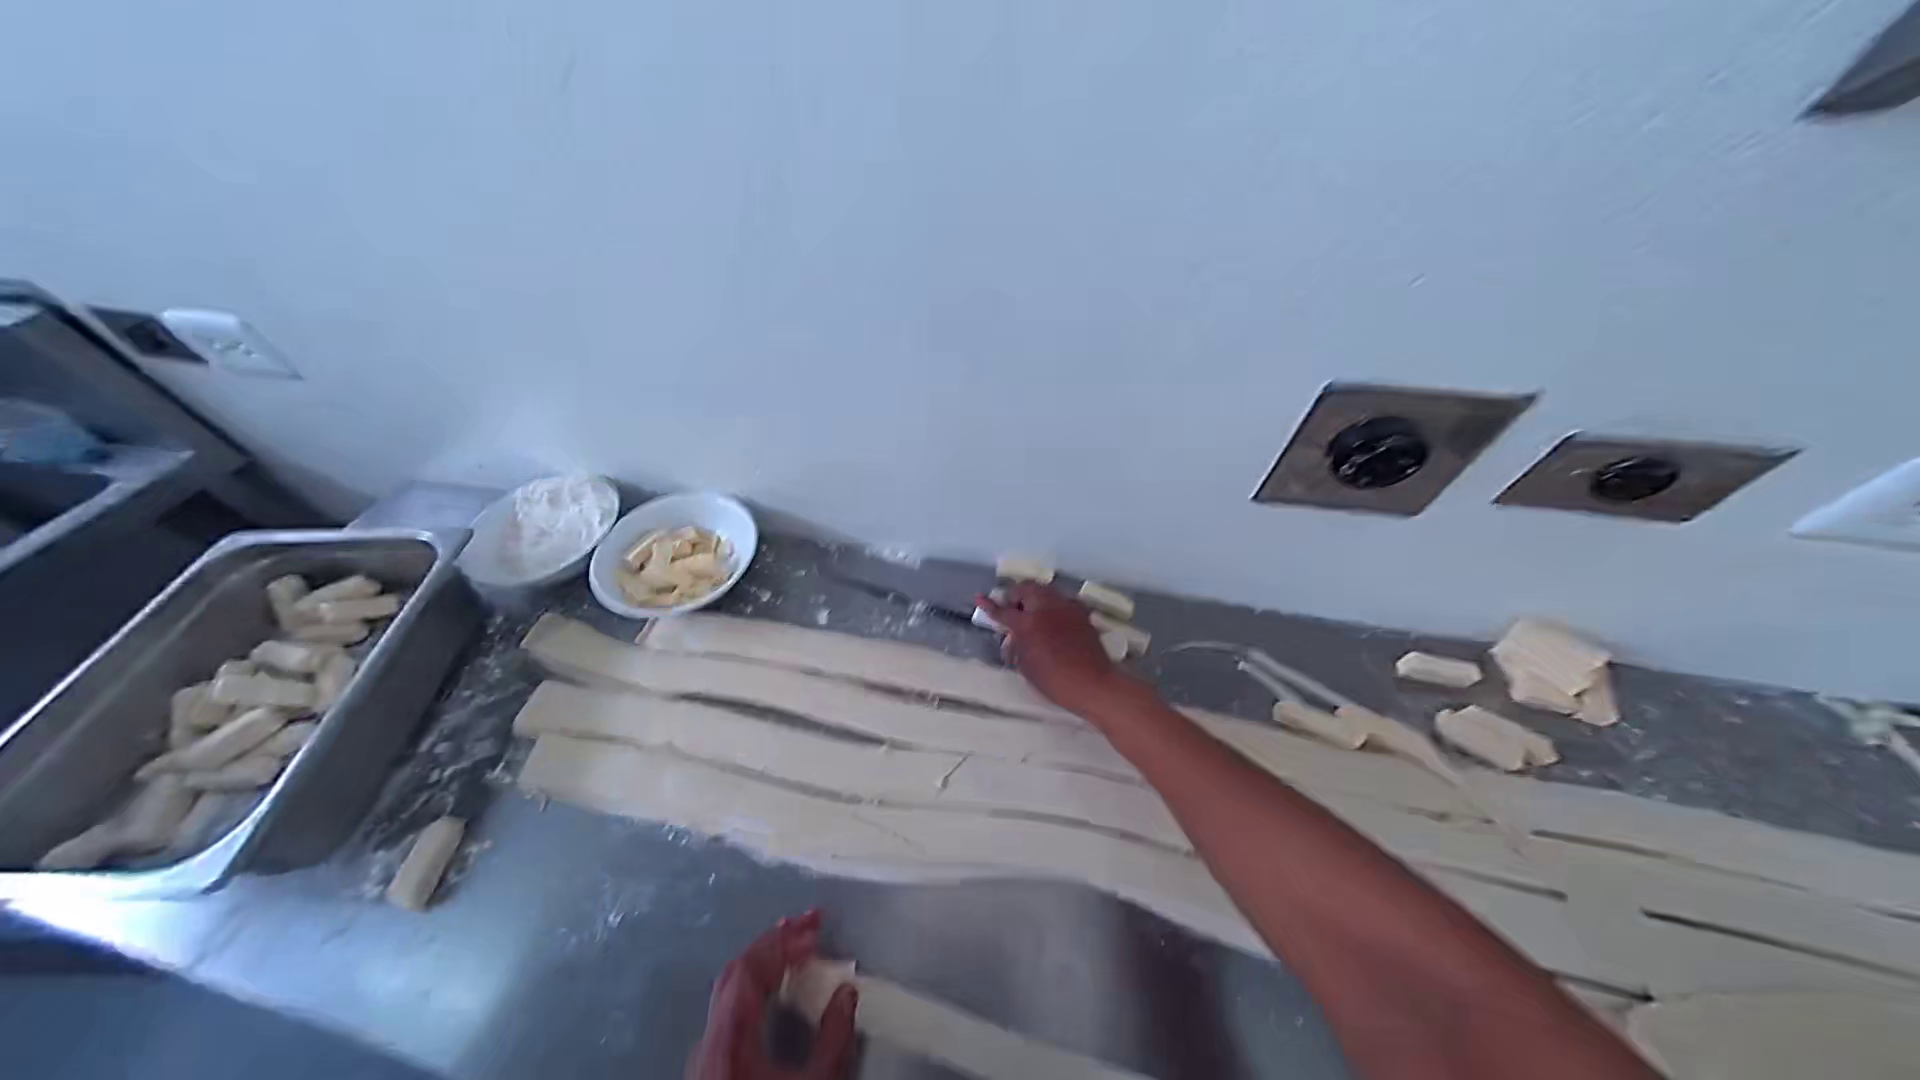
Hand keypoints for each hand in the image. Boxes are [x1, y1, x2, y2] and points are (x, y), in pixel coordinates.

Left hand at [687, 911, 858, 1079]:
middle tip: (810, 927)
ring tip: (798, 947)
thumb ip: (833, 1039)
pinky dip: (758, 985)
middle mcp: (712, 1039)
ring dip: (765, 962)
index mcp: (730, 1037)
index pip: (751, 969)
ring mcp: (708, 1053)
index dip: (784, 941)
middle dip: (775, 943)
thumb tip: (846, 993)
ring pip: (731, 990)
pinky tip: (778, 988)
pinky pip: (732, 1008)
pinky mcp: (713, 1066)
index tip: (817, 925)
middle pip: (736, 973)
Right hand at [977, 583, 1132, 713]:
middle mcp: (1047, 608)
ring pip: (1046, 591)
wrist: (1093, 684)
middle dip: (1016, 596)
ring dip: (1036, 597)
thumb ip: (1017, 645)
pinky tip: (1055, 620)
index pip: (1004, 611)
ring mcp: (1067, 608)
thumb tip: (1015, 637)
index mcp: (1028, 624)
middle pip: (1027, 589)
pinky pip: (1063, 601)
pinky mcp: (1082, 614)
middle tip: (1013, 609)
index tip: (980, 597)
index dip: (990, 605)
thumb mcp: (1026, 666)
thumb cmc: (1054, 681)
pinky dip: (1054, 606)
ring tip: (1033, 612)